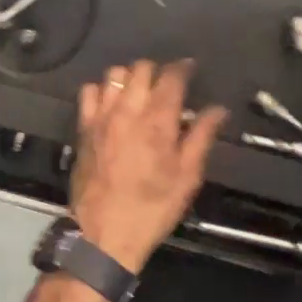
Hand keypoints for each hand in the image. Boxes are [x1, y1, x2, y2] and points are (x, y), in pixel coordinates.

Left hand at [71, 59, 227, 272]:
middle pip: (141, 68)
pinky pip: (89, 92)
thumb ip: (201, 137)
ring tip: (139, 92)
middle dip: (157, 71)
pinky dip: (103, 90)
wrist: (105, 233)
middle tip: (167, 86)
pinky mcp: (83, 127)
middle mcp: (128, 110)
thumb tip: (218, 109)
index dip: (184, 67)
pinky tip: (112, 104)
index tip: (191, 70)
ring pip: (114, 74)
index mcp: (158, 121)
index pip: (172, 76)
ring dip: (130, 77)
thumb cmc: (153, 208)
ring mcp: (102, 117)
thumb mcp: (187, 177)